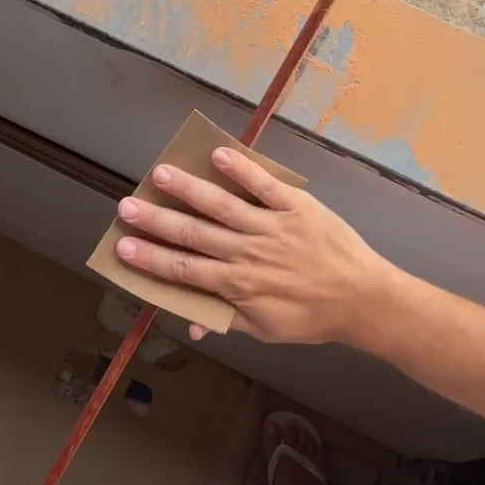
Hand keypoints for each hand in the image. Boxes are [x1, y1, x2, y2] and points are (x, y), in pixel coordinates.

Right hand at [113, 146, 401, 344]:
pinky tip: (219, 154)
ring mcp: (272, 227)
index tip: (123, 246)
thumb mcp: (265, 330)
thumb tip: (190, 324)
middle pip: (194, 234)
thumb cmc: (312, 316)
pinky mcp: (295, 206)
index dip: (152, 258)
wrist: (361, 298)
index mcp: (238, 285)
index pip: (185, 270)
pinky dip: (242, 169)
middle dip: (157, 221)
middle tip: (127, 207)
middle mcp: (248, 253)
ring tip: (161, 174)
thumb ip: (226, 321)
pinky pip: (265, 185)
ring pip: (223, 205)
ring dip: (189, 189)